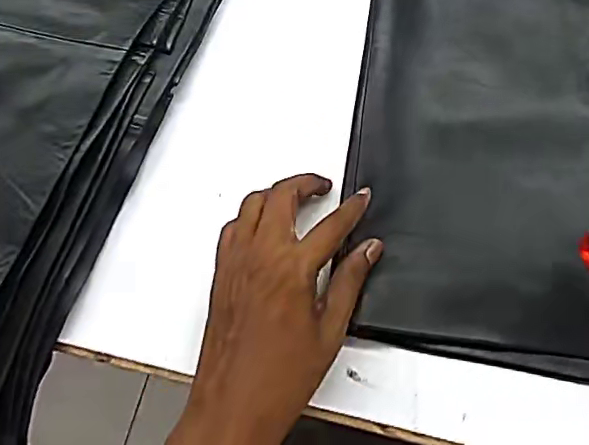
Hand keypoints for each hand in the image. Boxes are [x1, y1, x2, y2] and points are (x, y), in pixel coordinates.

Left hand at [168, 175, 382, 444]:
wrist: (232, 407)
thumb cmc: (276, 381)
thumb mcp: (328, 333)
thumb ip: (350, 282)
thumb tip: (367, 251)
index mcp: (292, 270)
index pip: (331, 224)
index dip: (351, 207)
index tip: (360, 197)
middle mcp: (261, 256)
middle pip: (283, 194)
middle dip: (307, 182)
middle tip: (324, 186)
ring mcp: (237, 260)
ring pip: (253, 201)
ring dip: (277, 193)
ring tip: (295, 199)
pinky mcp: (221, 270)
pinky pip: (233, 225)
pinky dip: (249, 215)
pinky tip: (261, 225)